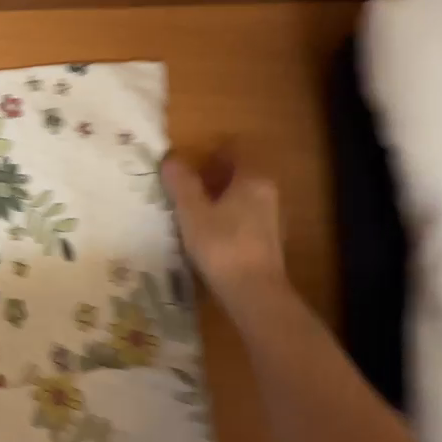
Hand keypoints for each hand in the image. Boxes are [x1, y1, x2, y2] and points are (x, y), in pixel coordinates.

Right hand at [161, 150, 285, 298]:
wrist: (252, 292)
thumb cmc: (221, 244)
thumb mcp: (192, 212)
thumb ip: (181, 183)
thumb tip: (170, 158)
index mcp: (252, 180)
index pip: (237, 150)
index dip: (214, 150)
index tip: (190, 156)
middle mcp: (267, 193)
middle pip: (240, 173)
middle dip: (214, 174)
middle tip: (184, 180)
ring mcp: (271, 218)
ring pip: (242, 196)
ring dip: (219, 196)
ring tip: (190, 206)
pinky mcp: (267, 241)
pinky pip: (244, 216)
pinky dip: (226, 215)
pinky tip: (206, 231)